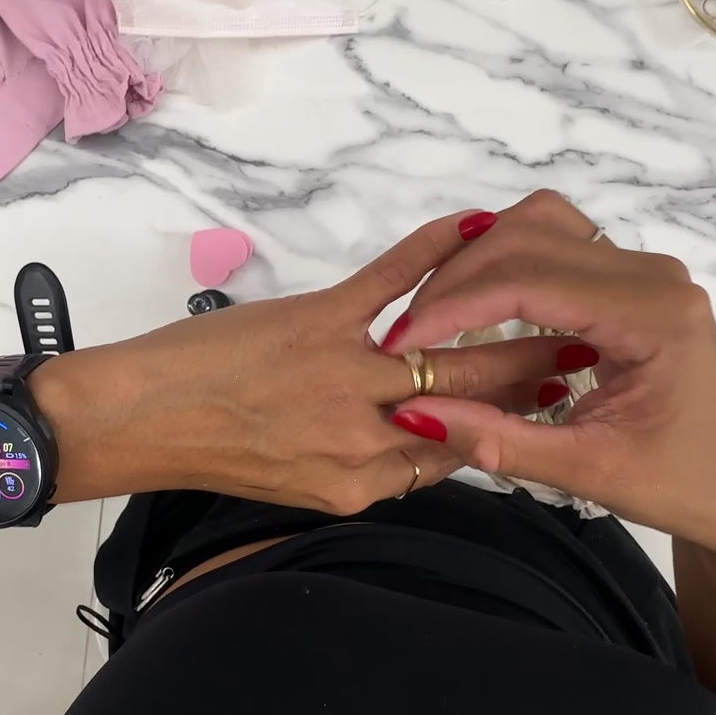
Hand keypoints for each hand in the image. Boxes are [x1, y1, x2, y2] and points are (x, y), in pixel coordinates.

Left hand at [34, 211, 584, 514]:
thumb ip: (357, 471)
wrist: (138, 419)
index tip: (535, 404)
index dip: (500, 427)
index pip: (454, 455)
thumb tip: (408, 439)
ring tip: (552, 299)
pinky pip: (393, 281)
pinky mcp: (319, 321)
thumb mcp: (293, 488)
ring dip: (509, 320)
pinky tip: (473, 227)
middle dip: (533, 375)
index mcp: (359, 484)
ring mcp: (345, 376)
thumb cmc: (208, 452)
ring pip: (452, 350)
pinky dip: (436, 249)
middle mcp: (364, 437)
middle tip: (577, 348)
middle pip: (473, 403)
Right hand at [381, 191, 715, 555]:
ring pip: (537, 225)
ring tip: (434, 315)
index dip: (453, 306)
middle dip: (455, 279)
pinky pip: (551, 245)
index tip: (401, 344)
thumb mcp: (584, 471)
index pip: (527, 280)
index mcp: (653, 315)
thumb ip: (496, 439)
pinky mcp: (625, 281)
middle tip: (409, 334)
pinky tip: (472, 304)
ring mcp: (640, 272)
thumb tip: (411, 410)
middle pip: (527, 235)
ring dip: (475, 261)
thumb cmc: (679, 485)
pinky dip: (500, 263)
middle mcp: (650, 275)